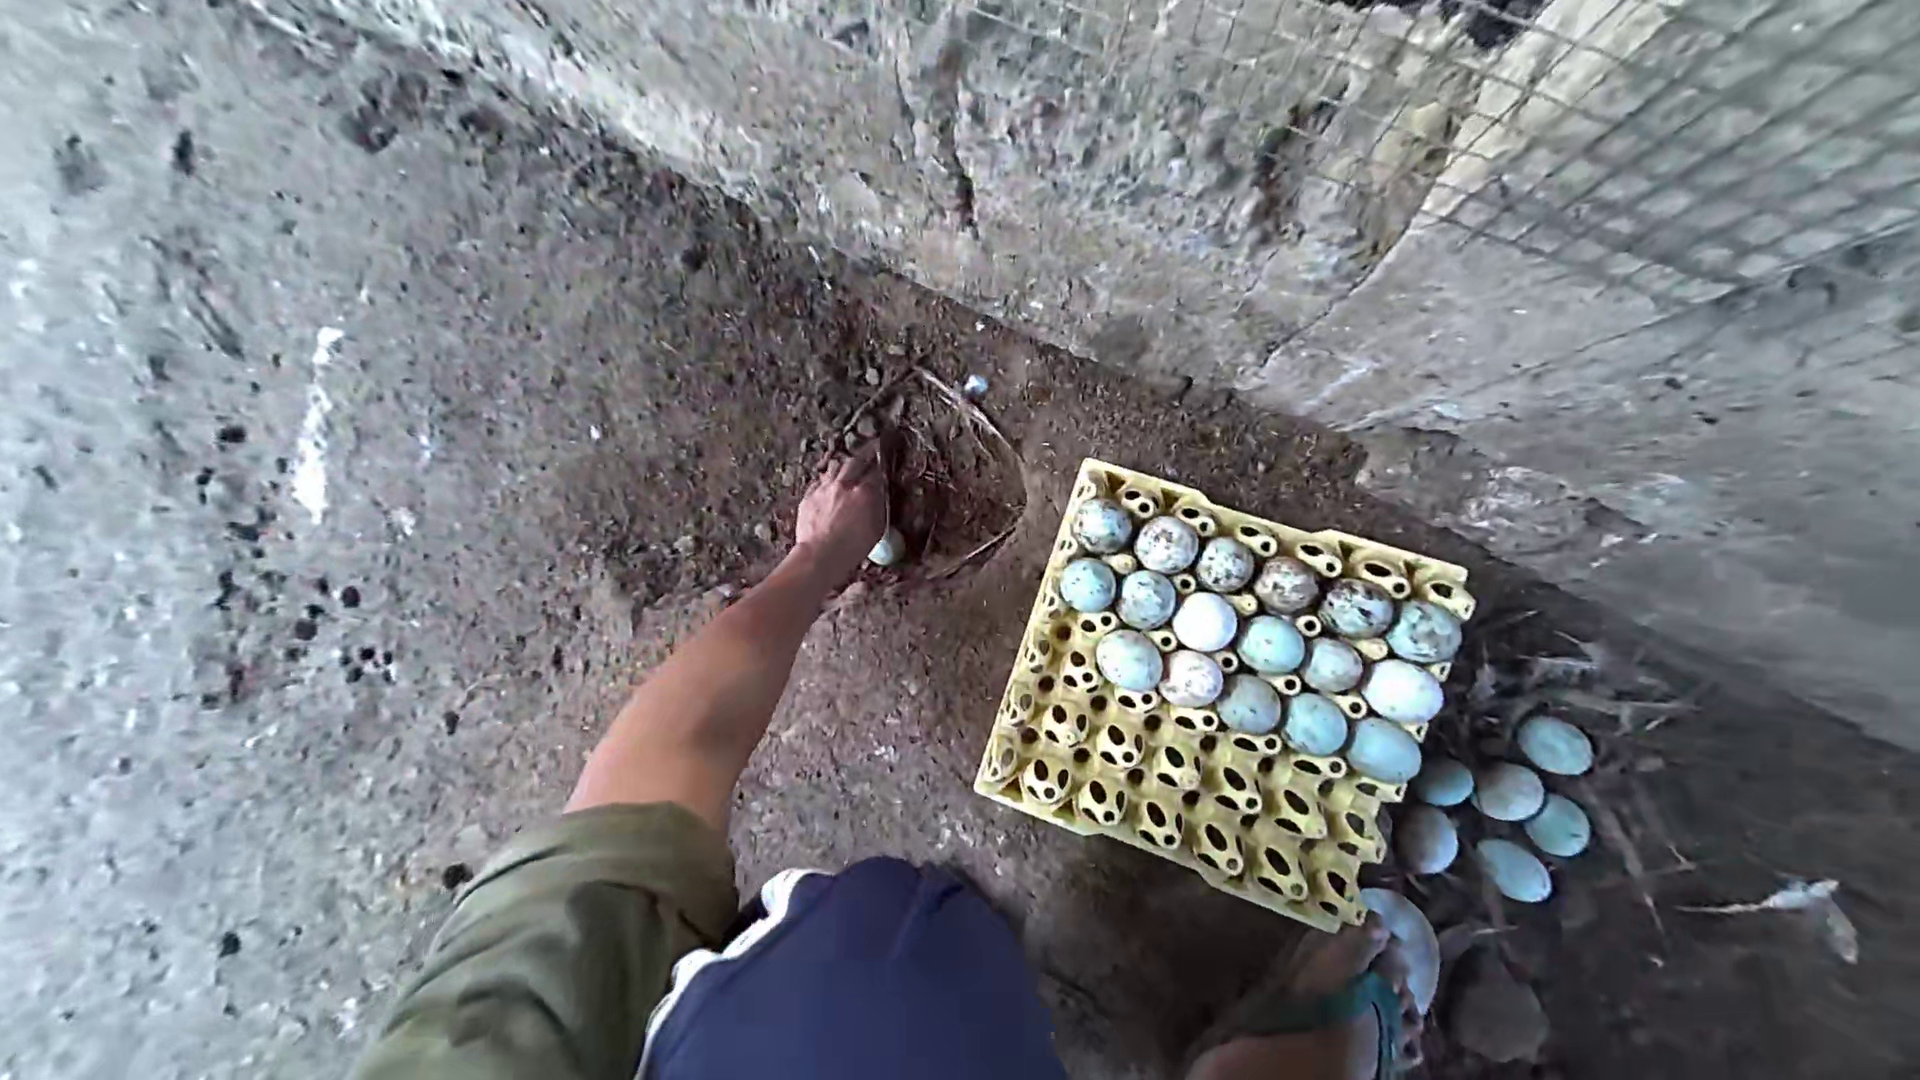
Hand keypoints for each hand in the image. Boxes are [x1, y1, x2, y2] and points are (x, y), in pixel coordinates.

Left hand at [793, 442, 886, 580]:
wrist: (820, 555)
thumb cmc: (851, 548)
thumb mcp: (876, 529)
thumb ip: (879, 507)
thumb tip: (880, 496)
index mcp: (864, 493)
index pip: (876, 471)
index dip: (881, 464)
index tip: (884, 461)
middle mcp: (844, 485)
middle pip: (855, 461)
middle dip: (864, 455)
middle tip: (870, 450)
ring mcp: (824, 489)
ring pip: (834, 467)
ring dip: (842, 467)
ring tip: (847, 468)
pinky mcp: (809, 496)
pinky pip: (819, 481)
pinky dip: (826, 481)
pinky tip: (829, 485)